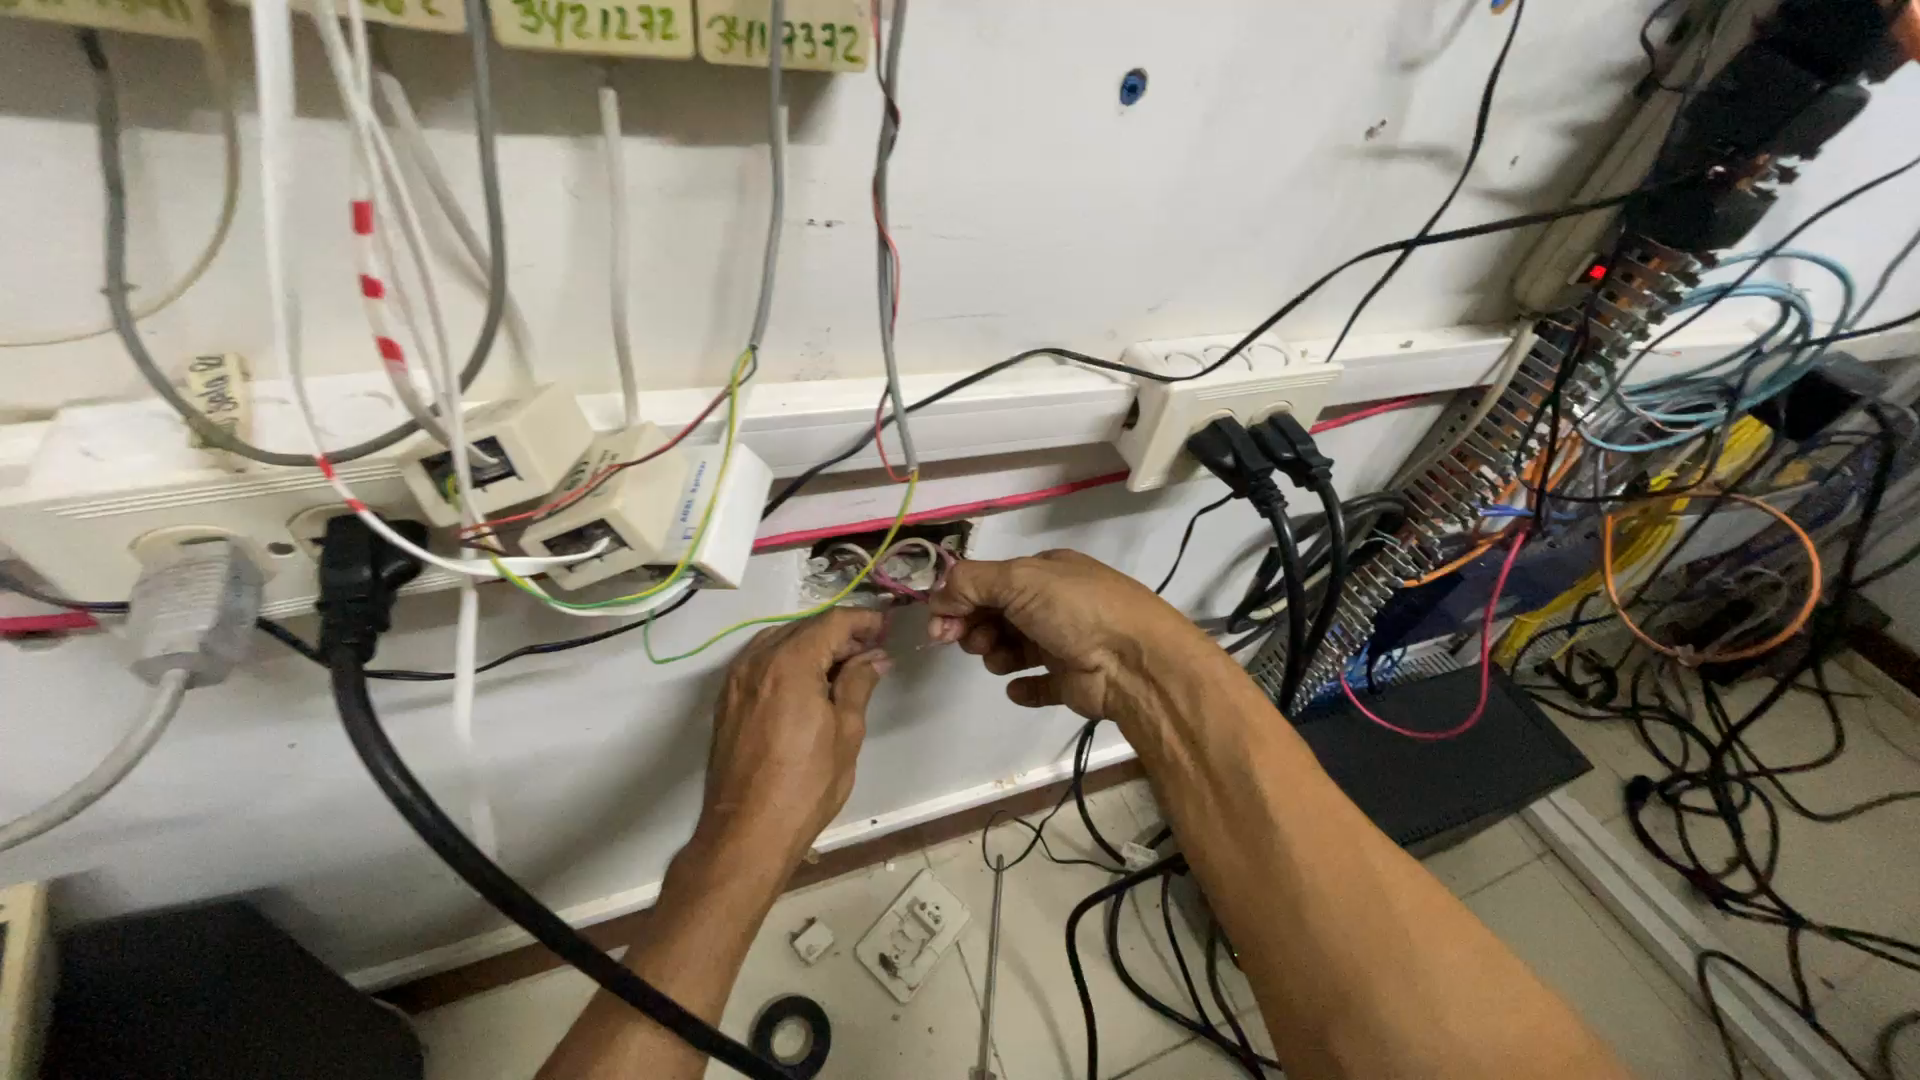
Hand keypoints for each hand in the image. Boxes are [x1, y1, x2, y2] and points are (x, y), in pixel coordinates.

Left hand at [696, 608, 890, 866]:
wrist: (747, 832)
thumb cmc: (805, 784)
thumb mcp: (846, 731)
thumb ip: (859, 684)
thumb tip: (875, 658)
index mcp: (790, 663)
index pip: (832, 622)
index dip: (863, 620)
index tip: (887, 627)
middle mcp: (757, 661)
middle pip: (805, 628)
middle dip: (840, 634)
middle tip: (872, 651)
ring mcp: (737, 680)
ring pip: (781, 642)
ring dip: (814, 646)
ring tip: (844, 668)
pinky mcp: (728, 700)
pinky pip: (763, 662)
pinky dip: (790, 661)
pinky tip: (811, 684)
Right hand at [925, 550, 1217, 724]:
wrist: (1135, 662)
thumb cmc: (1076, 610)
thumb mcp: (1019, 579)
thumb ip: (970, 583)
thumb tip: (936, 599)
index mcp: (1046, 572)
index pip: (991, 581)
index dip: (961, 600)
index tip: (940, 625)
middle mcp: (1055, 603)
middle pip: (998, 614)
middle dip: (976, 627)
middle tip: (970, 643)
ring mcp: (1064, 642)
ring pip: (1012, 648)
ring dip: (996, 654)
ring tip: (1000, 660)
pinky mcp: (1071, 680)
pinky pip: (1037, 684)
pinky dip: (1023, 686)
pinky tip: (1018, 687)